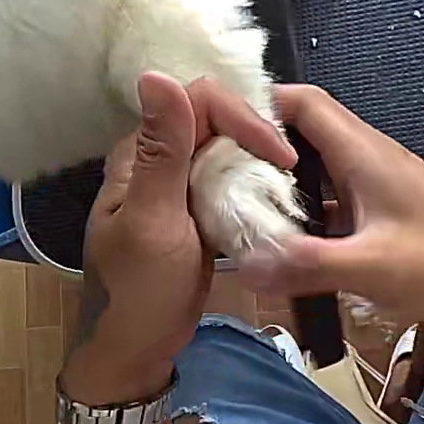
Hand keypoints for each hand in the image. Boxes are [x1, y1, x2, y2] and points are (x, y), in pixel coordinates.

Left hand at [61, 73, 297, 404]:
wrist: (134, 348)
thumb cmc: (138, 292)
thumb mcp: (151, 222)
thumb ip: (162, 153)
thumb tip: (157, 75)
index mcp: (139, 155)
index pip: (197, 103)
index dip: (243, 119)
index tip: (280, 157)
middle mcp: (156, 162)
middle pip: (214, 122)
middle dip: (255, 139)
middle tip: (289, 172)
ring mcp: (176, 189)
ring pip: (223, 154)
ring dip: (256, 165)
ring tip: (285, 187)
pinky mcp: (192, 214)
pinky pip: (225, 185)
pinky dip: (248, 190)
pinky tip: (268, 205)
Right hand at [237, 85, 423, 333]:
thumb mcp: (375, 266)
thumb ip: (308, 264)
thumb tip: (244, 266)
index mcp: (364, 153)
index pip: (302, 102)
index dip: (257, 106)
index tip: (217, 135)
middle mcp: (366, 161)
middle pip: (300, 134)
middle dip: (256, 151)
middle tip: (217, 183)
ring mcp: (373, 189)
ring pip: (313, 171)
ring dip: (277, 187)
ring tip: (238, 214)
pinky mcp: (379, 216)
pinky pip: (328, 204)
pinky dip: (301, 217)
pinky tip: (283, 245)